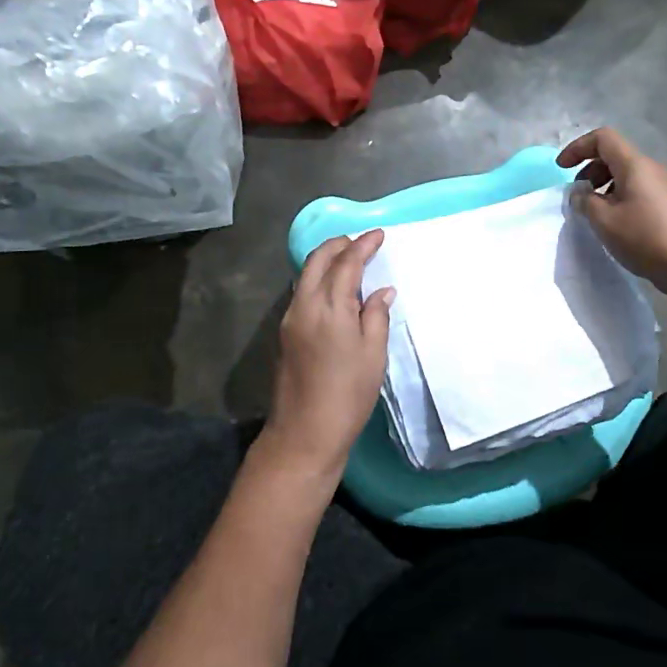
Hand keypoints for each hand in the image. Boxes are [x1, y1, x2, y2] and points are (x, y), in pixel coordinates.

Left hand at [260, 231, 395, 481]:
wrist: (304, 432)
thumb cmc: (347, 395)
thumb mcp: (373, 355)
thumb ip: (376, 317)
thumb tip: (382, 291)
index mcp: (330, 307)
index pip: (346, 264)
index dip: (363, 245)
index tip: (379, 234)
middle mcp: (304, 305)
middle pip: (317, 260)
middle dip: (338, 245)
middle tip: (360, 241)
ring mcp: (290, 318)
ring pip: (305, 275)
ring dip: (325, 261)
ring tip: (348, 261)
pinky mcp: (285, 333)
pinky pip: (301, 292)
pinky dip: (317, 280)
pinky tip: (333, 290)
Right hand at [558, 128, 666, 284]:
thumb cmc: (643, 237)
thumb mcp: (603, 220)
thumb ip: (584, 200)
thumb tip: (581, 193)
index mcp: (634, 165)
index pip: (603, 138)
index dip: (578, 147)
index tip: (561, 168)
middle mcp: (651, 168)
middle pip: (614, 155)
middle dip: (589, 169)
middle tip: (577, 194)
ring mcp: (662, 185)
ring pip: (625, 173)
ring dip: (602, 185)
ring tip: (592, 211)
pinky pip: (636, 188)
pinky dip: (617, 195)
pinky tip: (612, 221)